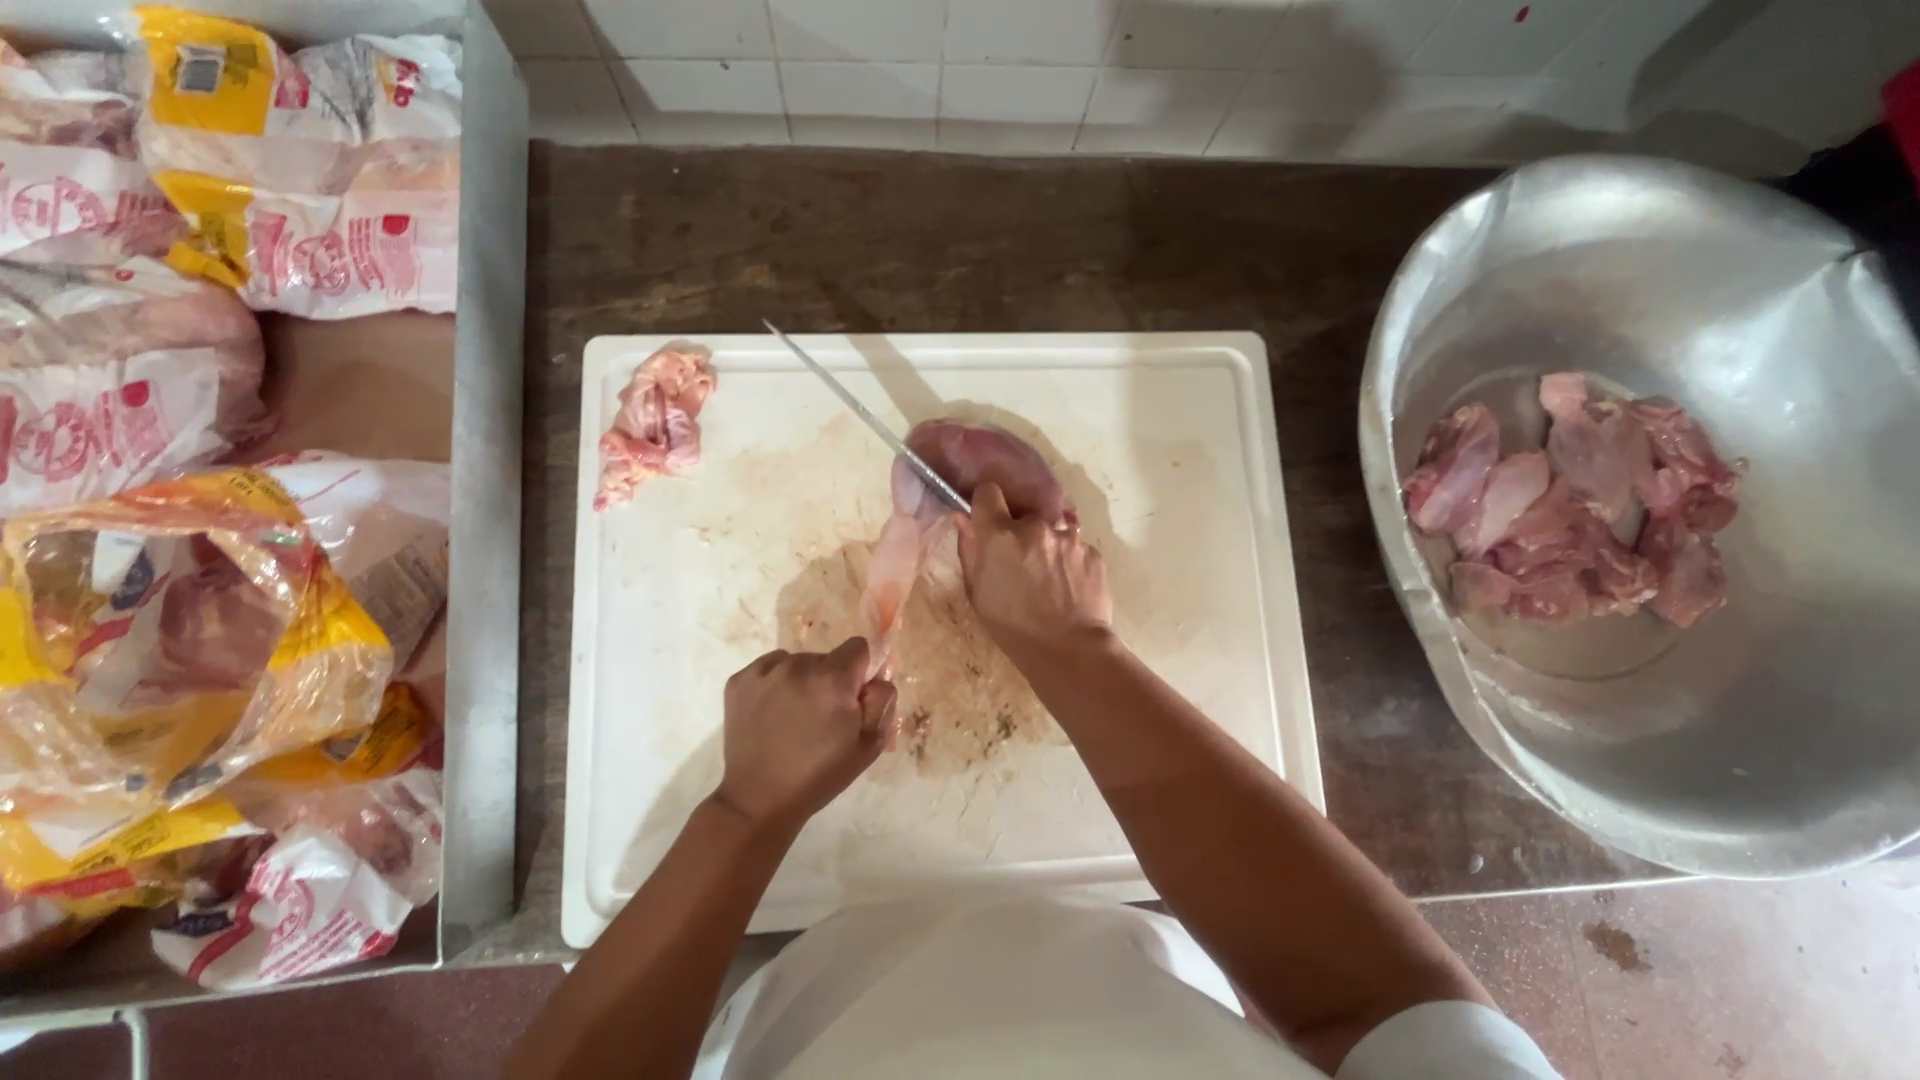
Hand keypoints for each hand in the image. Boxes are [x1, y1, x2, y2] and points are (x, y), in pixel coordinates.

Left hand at [713, 638, 897, 834]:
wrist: (759, 799)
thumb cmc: (820, 775)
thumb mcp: (869, 746)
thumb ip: (881, 701)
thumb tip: (876, 677)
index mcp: (832, 680)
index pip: (858, 647)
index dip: (860, 672)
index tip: (853, 698)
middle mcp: (797, 665)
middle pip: (826, 657)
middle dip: (830, 679)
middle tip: (822, 717)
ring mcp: (763, 671)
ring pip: (796, 662)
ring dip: (802, 681)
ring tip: (794, 717)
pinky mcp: (738, 681)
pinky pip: (768, 668)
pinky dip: (774, 684)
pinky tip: (771, 714)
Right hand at [954, 482, 1113, 658]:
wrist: (1069, 649)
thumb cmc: (1012, 627)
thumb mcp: (977, 593)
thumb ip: (970, 550)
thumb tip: (964, 519)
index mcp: (1000, 534)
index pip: (988, 492)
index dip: (987, 505)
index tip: (988, 522)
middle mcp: (1036, 527)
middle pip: (1023, 516)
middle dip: (1020, 534)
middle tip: (1022, 566)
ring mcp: (1068, 538)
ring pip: (1052, 532)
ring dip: (1047, 548)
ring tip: (1049, 581)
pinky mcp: (1093, 552)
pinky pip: (1074, 548)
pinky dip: (1069, 562)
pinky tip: (1068, 588)